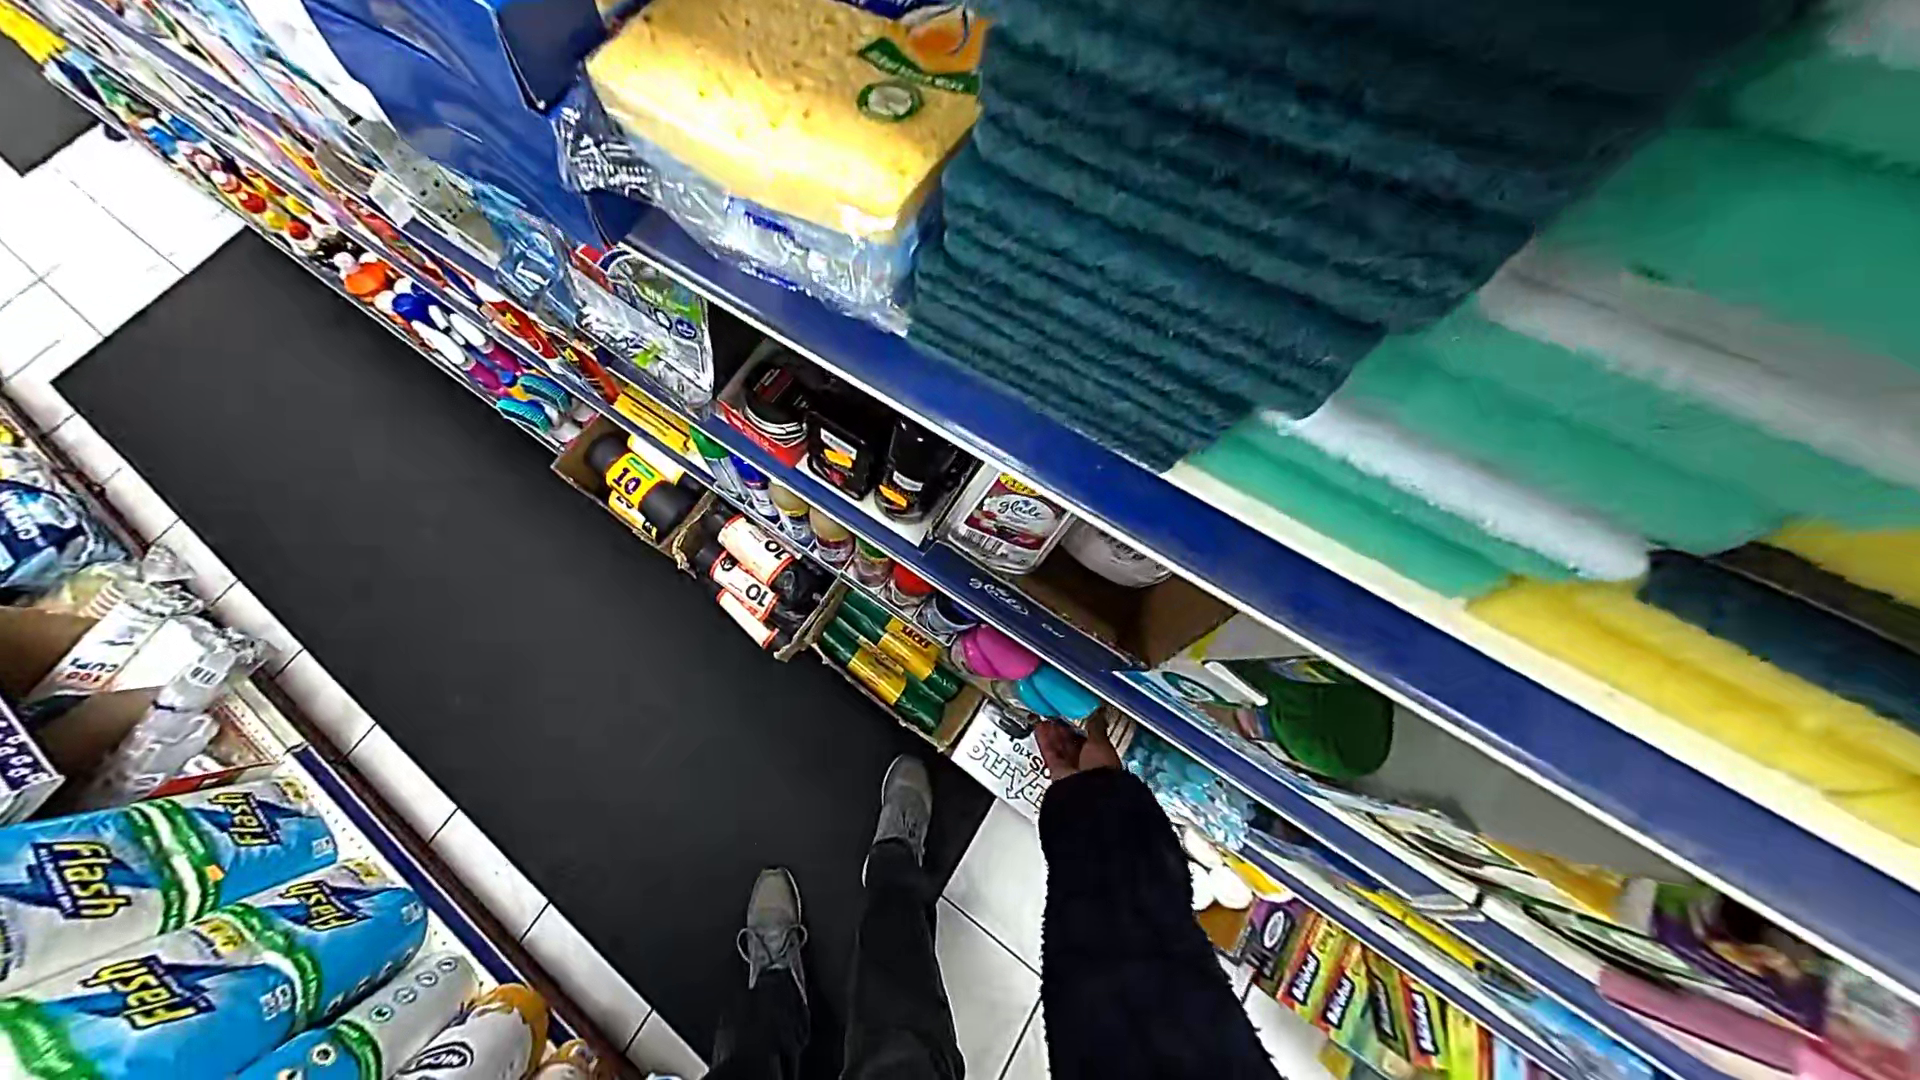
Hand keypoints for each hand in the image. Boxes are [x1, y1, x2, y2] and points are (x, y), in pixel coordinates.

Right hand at [1035, 713, 1120, 781]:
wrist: (1088, 794)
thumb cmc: (1102, 770)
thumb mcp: (1100, 740)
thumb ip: (1095, 724)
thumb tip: (1098, 712)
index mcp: (1104, 758)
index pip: (1091, 738)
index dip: (1082, 725)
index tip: (1074, 713)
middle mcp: (1088, 766)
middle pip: (1073, 744)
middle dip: (1064, 729)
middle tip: (1056, 715)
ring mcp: (1072, 770)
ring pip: (1060, 748)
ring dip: (1052, 733)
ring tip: (1045, 718)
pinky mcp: (1058, 773)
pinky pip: (1050, 753)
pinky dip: (1044, 740)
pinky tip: (1040, 729)